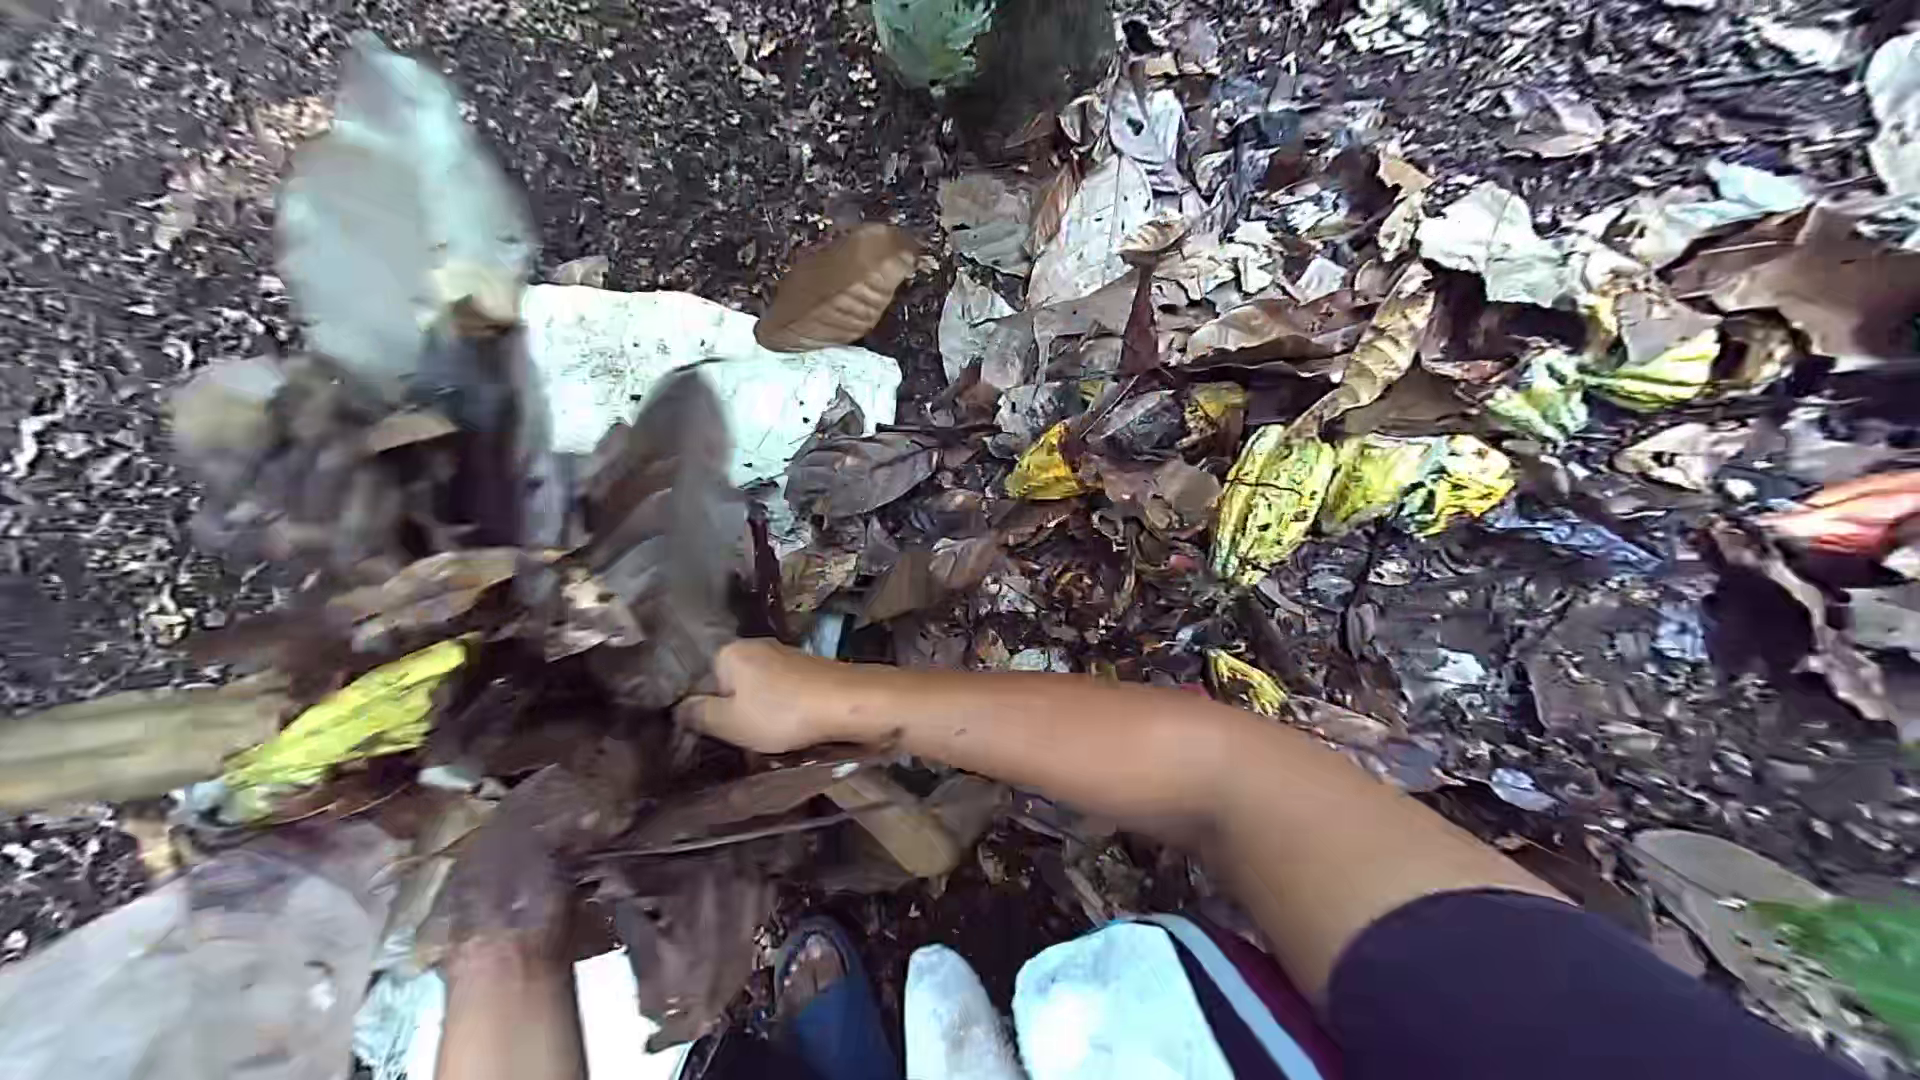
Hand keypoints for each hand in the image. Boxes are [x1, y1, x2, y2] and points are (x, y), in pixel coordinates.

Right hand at [674, 639, 859, 752]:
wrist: (850, 703)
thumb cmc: (783, 712)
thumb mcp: (730, 722)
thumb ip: (699, 714)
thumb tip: (680, 708)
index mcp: (731, 652)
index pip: (700, 682)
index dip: (703, 712)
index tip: (712, 737)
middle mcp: (758, 646)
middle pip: (732, 686)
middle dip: (735, 713)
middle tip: (740, 743)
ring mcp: (787, 657)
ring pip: (760, 692)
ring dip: (761, 716)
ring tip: (767, 741)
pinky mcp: (810, 670)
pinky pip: (784, 695)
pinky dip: (784, 712)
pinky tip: (790, 731)